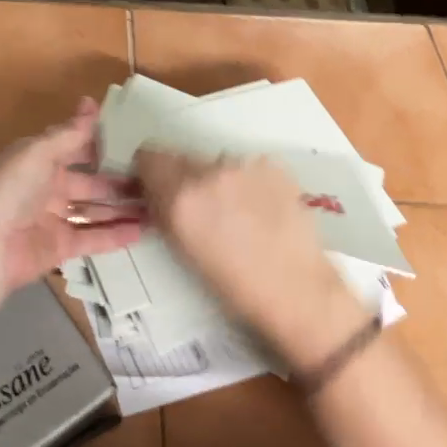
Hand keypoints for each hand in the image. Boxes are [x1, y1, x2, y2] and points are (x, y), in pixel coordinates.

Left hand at [0, 99, 145, 338]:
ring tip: (158, 205)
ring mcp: (54, 218)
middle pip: (90, 181)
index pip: (75, 146)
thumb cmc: (11, 190)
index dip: (101, 143)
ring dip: (123, 208)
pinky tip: (143, 230)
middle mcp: (47, 187)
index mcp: (38, 159)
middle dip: (119, 180)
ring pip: (95, 210)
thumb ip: (69, 133)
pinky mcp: (60, 247)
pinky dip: (116, 234)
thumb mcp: (38, 152)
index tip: (135, 139)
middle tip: (155, 178)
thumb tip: (90, 102)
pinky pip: (93, 237)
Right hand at [132, 148, 358, 357]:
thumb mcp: (182, 251)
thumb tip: (153, 191)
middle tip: (204, 209)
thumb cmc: (233, 285)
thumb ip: (163, 212)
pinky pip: (247, 166)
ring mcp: (244, 164)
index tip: (159, 189)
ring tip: (239, 213)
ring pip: (216, 162)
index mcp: (181, 196)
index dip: (151, 174)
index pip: (149, 156)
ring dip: (219, 180)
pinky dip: (248, 182)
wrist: (297, 290)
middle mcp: (209, 171)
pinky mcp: (273, 165)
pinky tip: (262, 209)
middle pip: (182, 158)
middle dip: (186, 179)